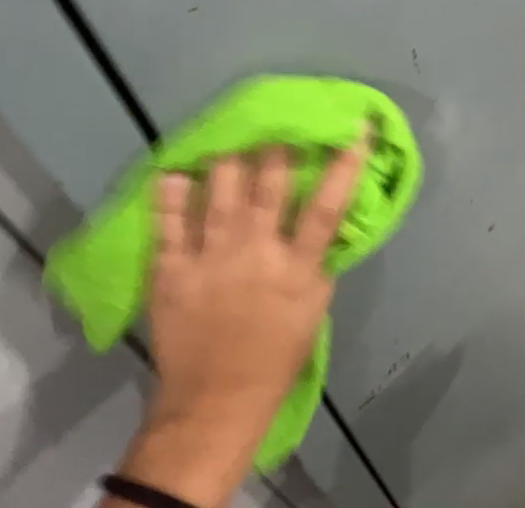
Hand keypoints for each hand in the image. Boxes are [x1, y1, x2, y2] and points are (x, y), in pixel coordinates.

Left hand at [110, 140, 367, 507]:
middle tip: (278, 124)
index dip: (345, 164)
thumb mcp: (316, 307)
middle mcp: (255, 255)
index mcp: (297, 268)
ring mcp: (209, 260)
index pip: (328, 206)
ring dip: (227, 159)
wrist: (214, 400)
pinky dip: (171, 194)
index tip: (356, 128)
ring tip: (230, 138)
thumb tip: (331, 218)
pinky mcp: (170, 272)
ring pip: (219, 192)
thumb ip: (320, 260)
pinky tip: (175, 171)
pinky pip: (168, 223)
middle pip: (268, 186)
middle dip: (276, 148)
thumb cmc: (277, 354)